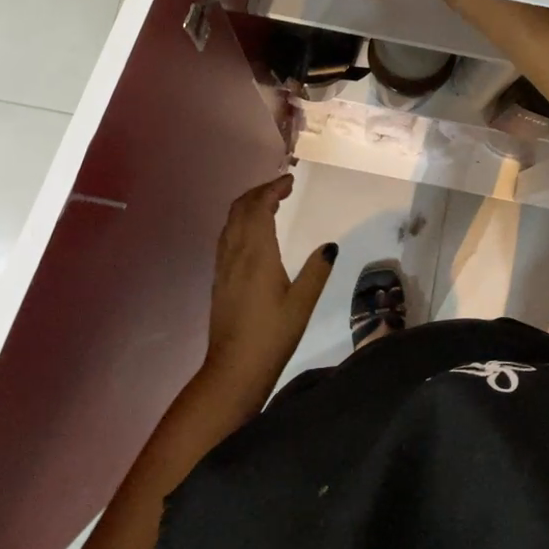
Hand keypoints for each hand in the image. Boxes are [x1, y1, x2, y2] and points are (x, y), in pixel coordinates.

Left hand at [203, 174, 336, 405]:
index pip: (259, 207)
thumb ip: (316, 271)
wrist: (233, 368)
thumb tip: (329, 246)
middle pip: (241, 208)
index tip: (290, 179)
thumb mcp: (302, 304)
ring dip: (248, 205)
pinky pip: (227, 236)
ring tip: (270, 204)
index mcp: (256, 253)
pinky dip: (240, 222)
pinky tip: (254, 233)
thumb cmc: (272, 336)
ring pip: (230, 221)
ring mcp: (223, 265)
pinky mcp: (219, 277)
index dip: (273, 189)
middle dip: (260, 192)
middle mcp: (235, 252)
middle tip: (282, 188)